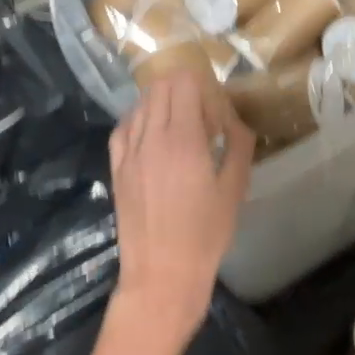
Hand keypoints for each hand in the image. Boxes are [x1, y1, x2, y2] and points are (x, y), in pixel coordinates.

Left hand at [107, 70, 254, 340]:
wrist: (162, 273)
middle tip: (202, 112)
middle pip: (160, 87)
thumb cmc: (206, 233)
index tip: (216, 103)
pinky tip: (153, 133)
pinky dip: (140, 120)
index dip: (201, 81)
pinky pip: (124, 128)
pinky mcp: (117, 168)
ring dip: (162, 103)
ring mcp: (129, 152)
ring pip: (141, 104)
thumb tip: (234, 120)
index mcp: (184, 139)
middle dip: (183, 88)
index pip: (183, 82)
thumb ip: (238, 144)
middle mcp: (152, 138)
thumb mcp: (235, 188)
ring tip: (181, 125)